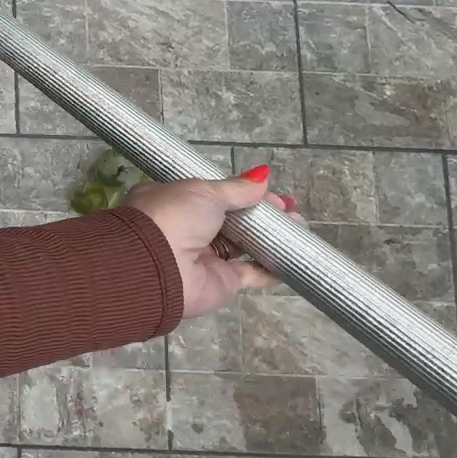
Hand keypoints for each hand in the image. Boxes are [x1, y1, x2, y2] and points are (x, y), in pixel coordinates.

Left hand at [120, 165, 299, 319]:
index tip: (272, 195)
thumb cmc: (173, 216)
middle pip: (231, 220)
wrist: (155, 265)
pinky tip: (294, 259)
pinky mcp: (220, 280)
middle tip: (293, 213)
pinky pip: (251, 273)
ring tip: (301, 230)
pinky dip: (271, 268)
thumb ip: (234, 189)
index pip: (212, 195)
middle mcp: (186, 226)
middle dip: (261, 216)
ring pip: (243, 244)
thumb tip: (261, 177)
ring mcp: (204, 254)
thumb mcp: (202, 192)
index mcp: (173, 200)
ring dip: (271, 239)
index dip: (242, 194)